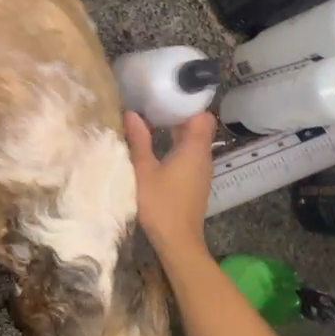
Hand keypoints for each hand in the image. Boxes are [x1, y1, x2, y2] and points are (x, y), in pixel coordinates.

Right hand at [125, 110, 215, 261]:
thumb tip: (132, 113)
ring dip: (176, 132)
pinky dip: (177, 148)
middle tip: (154, 105)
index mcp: (194, 149)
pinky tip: (158, 151)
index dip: (189, 103)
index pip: (202, 115)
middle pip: (198, 128)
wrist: (178, 241)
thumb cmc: (161, 204)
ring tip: (152, 124)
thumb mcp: (143, 171)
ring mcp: (201, 171)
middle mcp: (203, 157)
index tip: (168, 95)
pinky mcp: (195, 183)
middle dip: (178, 115)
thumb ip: (138, 141)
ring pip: (193, 143)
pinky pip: (190, 156)